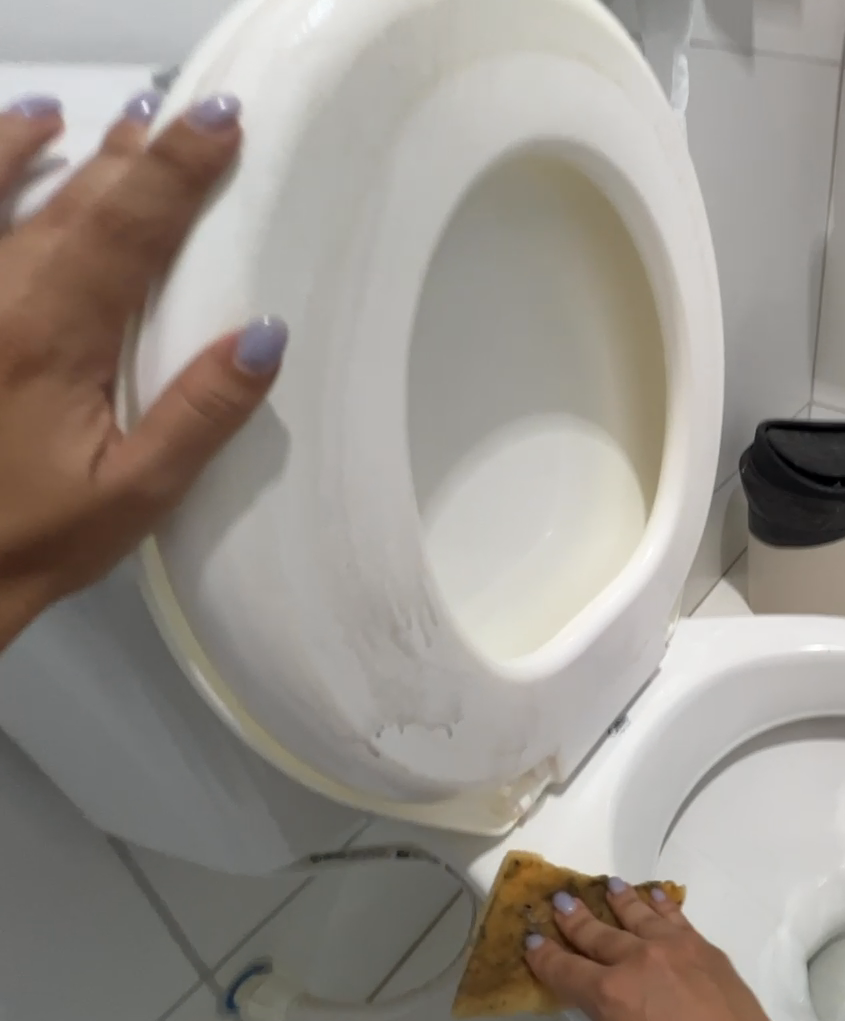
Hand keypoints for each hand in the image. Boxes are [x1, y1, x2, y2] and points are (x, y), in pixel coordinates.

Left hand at [0, 90, 286, 650]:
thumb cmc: (33, 531)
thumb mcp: (139, 487)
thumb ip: (202, 410)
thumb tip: (264, 334)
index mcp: (49, 337)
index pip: (127, 232)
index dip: (176, 174)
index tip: (221, 127)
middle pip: (75, 202)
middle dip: (140, 151)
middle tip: (195, 109)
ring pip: (7, 194)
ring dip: (66, 148)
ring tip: (113, 112)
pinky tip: (20, 142)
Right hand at [527, 880, 844, 1020]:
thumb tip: (611, 1005)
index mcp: (612, 996)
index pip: (567, 973)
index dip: (546, 957)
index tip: (531, 939)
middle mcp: (640, 960)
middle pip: (599, 935)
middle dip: (576, 919)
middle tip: (560, 899)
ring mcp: (675, 947)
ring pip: (639, 916)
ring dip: (620, 900)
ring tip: (607, 884)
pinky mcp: (703, 945)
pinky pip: (675, 917)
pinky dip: (661, 904)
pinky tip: (655, 896)